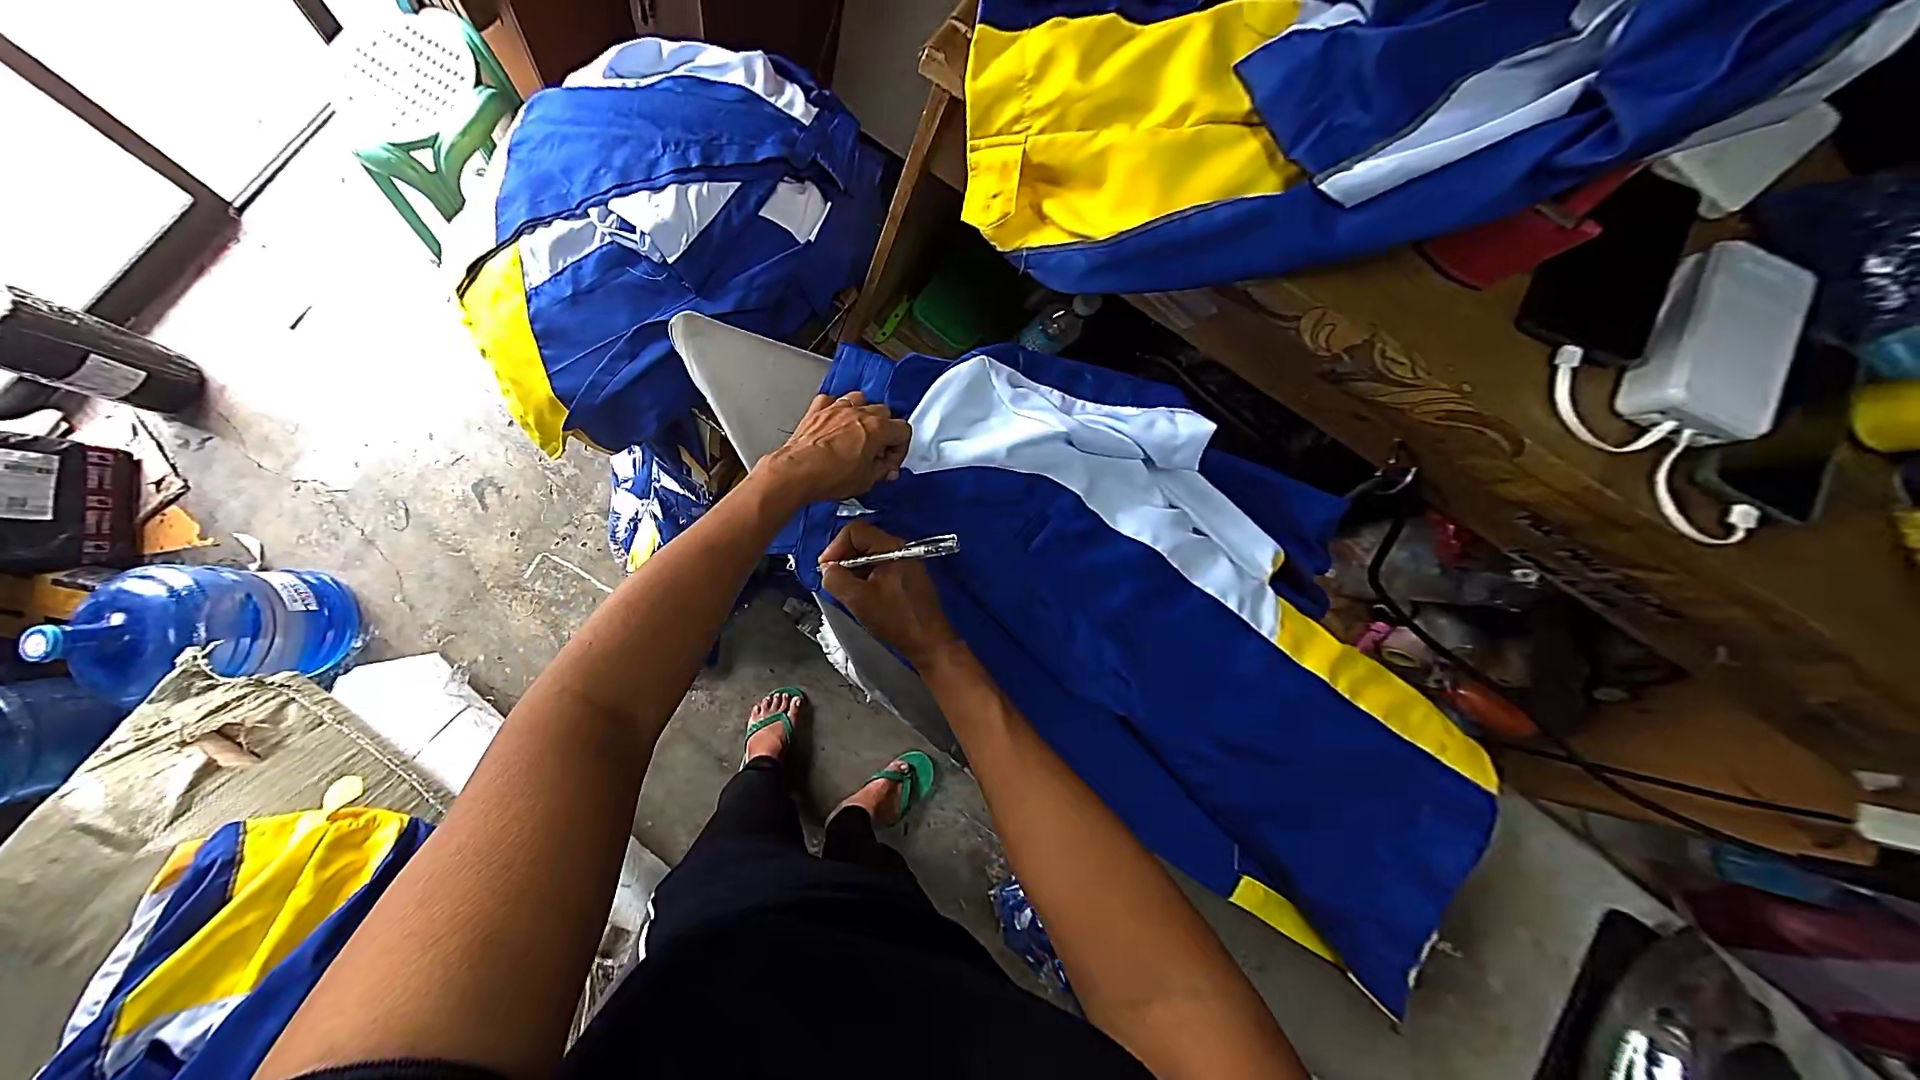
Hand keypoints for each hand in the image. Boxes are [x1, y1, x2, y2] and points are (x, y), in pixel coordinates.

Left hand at [759, 392, 910, 504]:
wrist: (796, 473)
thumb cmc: (828, 475)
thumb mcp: (867, 480)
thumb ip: (882, 470)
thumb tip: (886, 468)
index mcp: (877, 428)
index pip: (903, 430)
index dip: (900, 449)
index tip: (890, 461)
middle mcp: (858, 412)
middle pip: (884, 412)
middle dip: (885, 431)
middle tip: (877, 451)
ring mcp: (836, 409)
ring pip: (860, 399)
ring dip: (863, 414)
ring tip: (859, 434)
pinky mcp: (817, 412)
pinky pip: (831, 401)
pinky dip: (836, 410)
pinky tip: (836, 424)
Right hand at [820, 522, 963, 667]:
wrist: (929, 642)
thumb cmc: (895, 618)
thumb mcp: (857, 599)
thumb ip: (836, 578)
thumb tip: (828, 569)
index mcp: (891, 547)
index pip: (855, 530)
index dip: (835, 547)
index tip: (826, 568)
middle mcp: (901, 549)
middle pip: (863, 541)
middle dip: (843, 558)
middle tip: (832, 579)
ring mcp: (907, 563)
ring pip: (870, 556)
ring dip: (853, 569)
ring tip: (845, 590)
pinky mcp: (909, 578)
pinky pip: (881, 568)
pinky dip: (866, 577)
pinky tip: (861, 596)